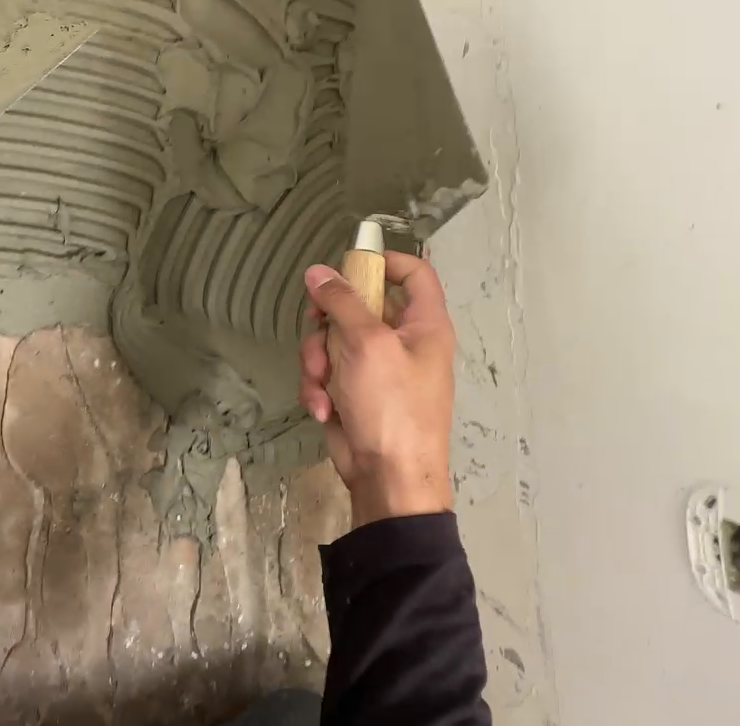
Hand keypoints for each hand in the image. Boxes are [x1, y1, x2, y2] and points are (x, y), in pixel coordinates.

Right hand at [299, 253, 457, 526]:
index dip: (384, 260)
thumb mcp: (366, 344)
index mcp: (423, 324)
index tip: (347, 264)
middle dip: (328, 320)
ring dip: (318, 359)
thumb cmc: (391, 406)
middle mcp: (402, 341)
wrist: (388, 478)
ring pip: (332, 338)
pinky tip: (322, 405)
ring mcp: (376, 367)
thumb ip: (341, 302)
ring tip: (321, 382)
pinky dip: (318, 386)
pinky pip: (326, 370)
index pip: (413, 273)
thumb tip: (317, 271)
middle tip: (316, 325)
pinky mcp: (353, 390)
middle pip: (358, 304)